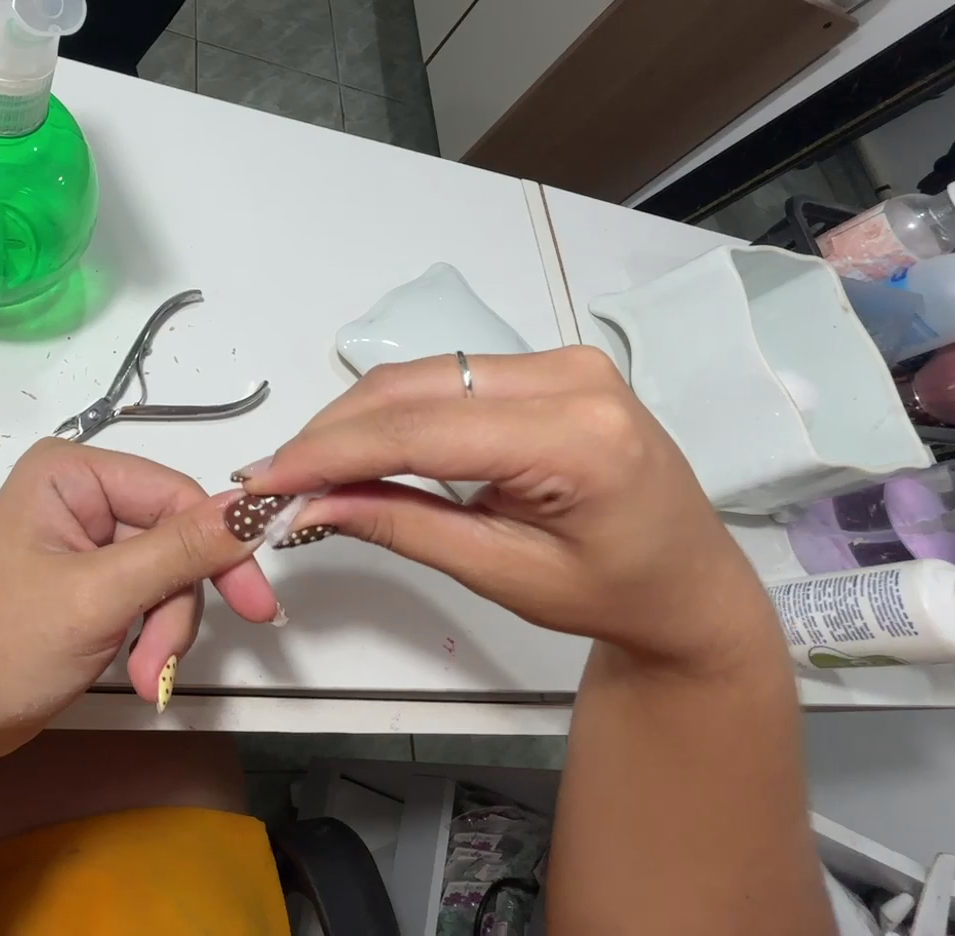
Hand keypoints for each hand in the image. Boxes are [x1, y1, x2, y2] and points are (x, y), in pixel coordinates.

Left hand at [0, 439, 278, 767]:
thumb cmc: (3, 650)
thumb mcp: (100, 596)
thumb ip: (182, 550)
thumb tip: (255, 508)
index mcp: (69, 472)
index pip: (175, 492)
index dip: (221, 546)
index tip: (259, 604)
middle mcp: (76, 493)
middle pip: (173, 537)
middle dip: (176, 606)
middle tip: (169, 663)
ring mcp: (81, 538)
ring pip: (166, 573)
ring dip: (164, 630)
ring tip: (146, 678)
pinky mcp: (85, 579)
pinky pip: (144, 595)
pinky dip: (150, 635)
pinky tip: (136, 670)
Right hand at [237, 347, 766, 666]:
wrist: (691, 583)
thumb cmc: (609, 595)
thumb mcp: (499, 572)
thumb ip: (399, 524)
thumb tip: (307, 503)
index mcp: (575, 438)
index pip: (419, 431)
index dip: (330, 452)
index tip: (264, 477)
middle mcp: (569, 376)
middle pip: (410, 389)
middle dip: (331, 431)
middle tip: (274, 475)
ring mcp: (560, 360)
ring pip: (418, 375)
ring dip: (353, 419)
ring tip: (304, 464)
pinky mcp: (545, 365)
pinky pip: (442, 378)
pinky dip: (389, 411)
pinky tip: (356, 442)